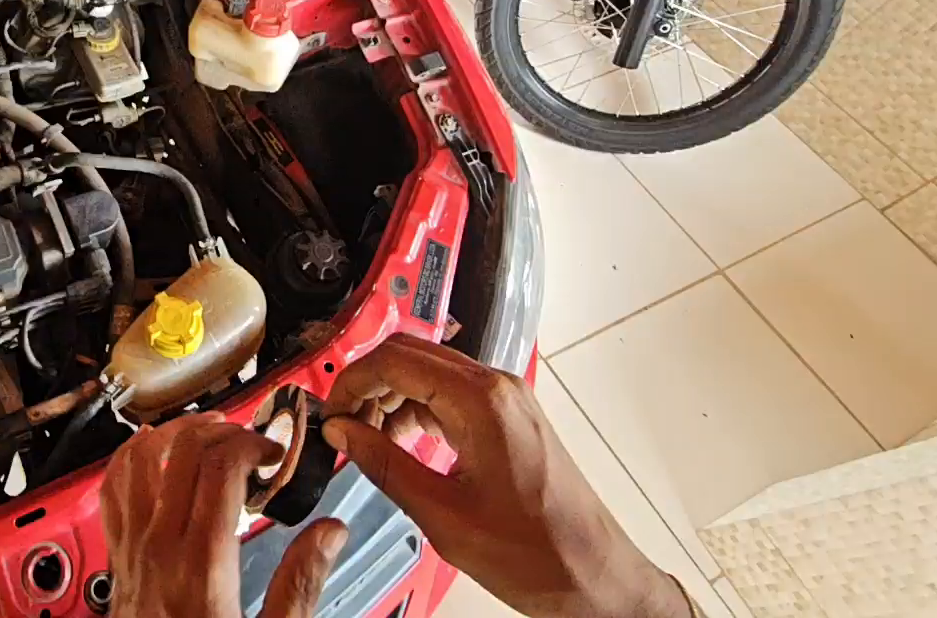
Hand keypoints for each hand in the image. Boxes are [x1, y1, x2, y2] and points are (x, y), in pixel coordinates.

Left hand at [101, 412, 349, 617]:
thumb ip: (301, 584)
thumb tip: (329, 532)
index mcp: (202, 567)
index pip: (220, 470)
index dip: (251, 445)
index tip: (273, 453)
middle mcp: (159, 548)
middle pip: (181, 451)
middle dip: (219, 430)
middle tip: (247, 440)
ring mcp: (131, 548)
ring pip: (138, 458)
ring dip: (173, 433)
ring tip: (204, 432)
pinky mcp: (117, 555)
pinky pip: (113, 488)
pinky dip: (132, 457)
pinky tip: (152, 453)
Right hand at [324, 335, 691, 617]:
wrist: (606, 584)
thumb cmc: (535, 558)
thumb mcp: (445, 518)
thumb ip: (384, 465)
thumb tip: (339, 432)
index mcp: (479, 401)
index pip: (393, 361)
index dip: (352, 383)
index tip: (330, 416)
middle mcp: (493, 384)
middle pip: (407, 353)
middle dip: (367, 383)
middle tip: (344, 425)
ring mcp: (503, 396)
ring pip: (425, 368)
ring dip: (389, 395)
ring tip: (369, 441)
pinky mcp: (508, 412)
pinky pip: (446, 390)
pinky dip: (415, 407)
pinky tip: (400, 442)